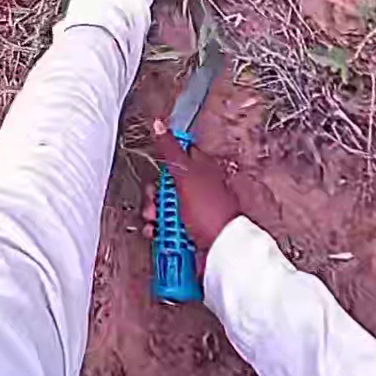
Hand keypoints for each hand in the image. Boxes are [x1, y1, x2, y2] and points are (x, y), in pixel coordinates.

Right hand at [145, 122, 243, 250]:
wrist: (221, 250)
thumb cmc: (211, 211)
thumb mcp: (187, 175)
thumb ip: (171, 151)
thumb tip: (159, 125)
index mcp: (201, 170)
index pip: (177, 157)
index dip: (164, 164)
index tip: (159, 174)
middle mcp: (197, 189)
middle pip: (165, 185)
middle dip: (155, 196)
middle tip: (156, 203)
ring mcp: (192, 211)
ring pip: (163, 207)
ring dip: (154, 215)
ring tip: (156, 222)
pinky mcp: (186, 231)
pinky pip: (165, 227)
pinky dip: (158, 231)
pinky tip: (157, 233)